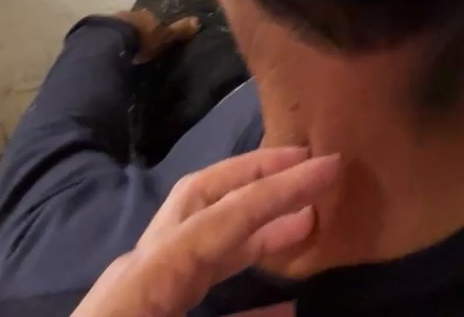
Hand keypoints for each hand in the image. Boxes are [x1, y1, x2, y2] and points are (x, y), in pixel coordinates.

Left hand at [71, 147, 339, 316]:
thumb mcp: (155, 316)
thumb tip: (292, 309)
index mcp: (140, 285)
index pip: (221, 217)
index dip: (279, 188)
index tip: (328, 166)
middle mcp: (136, 279)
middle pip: (201, 201)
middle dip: (257, 175)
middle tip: (309, 162)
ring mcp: (135, 303)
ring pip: (201, 242)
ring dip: (256, 225)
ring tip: (308, 222)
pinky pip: (198, 292)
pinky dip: (243, 286)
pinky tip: (287, 304)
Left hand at [113, 8, 199, 63]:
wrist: (109, 42)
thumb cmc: (142, 39)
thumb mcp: (165, 37)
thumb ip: (180, 30)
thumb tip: (198, 20)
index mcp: (148, 14)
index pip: (154, 17)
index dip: (156, 24)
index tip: (156, 32)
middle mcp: (132, 14)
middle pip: (137, 20)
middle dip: (138, 28)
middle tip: (140, 40)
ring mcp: (113, 21)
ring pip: (122, 26)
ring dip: (124, 34)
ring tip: (125, 46)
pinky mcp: (98, 31)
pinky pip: (108, 34)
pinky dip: (111, 40)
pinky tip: (111, 49)